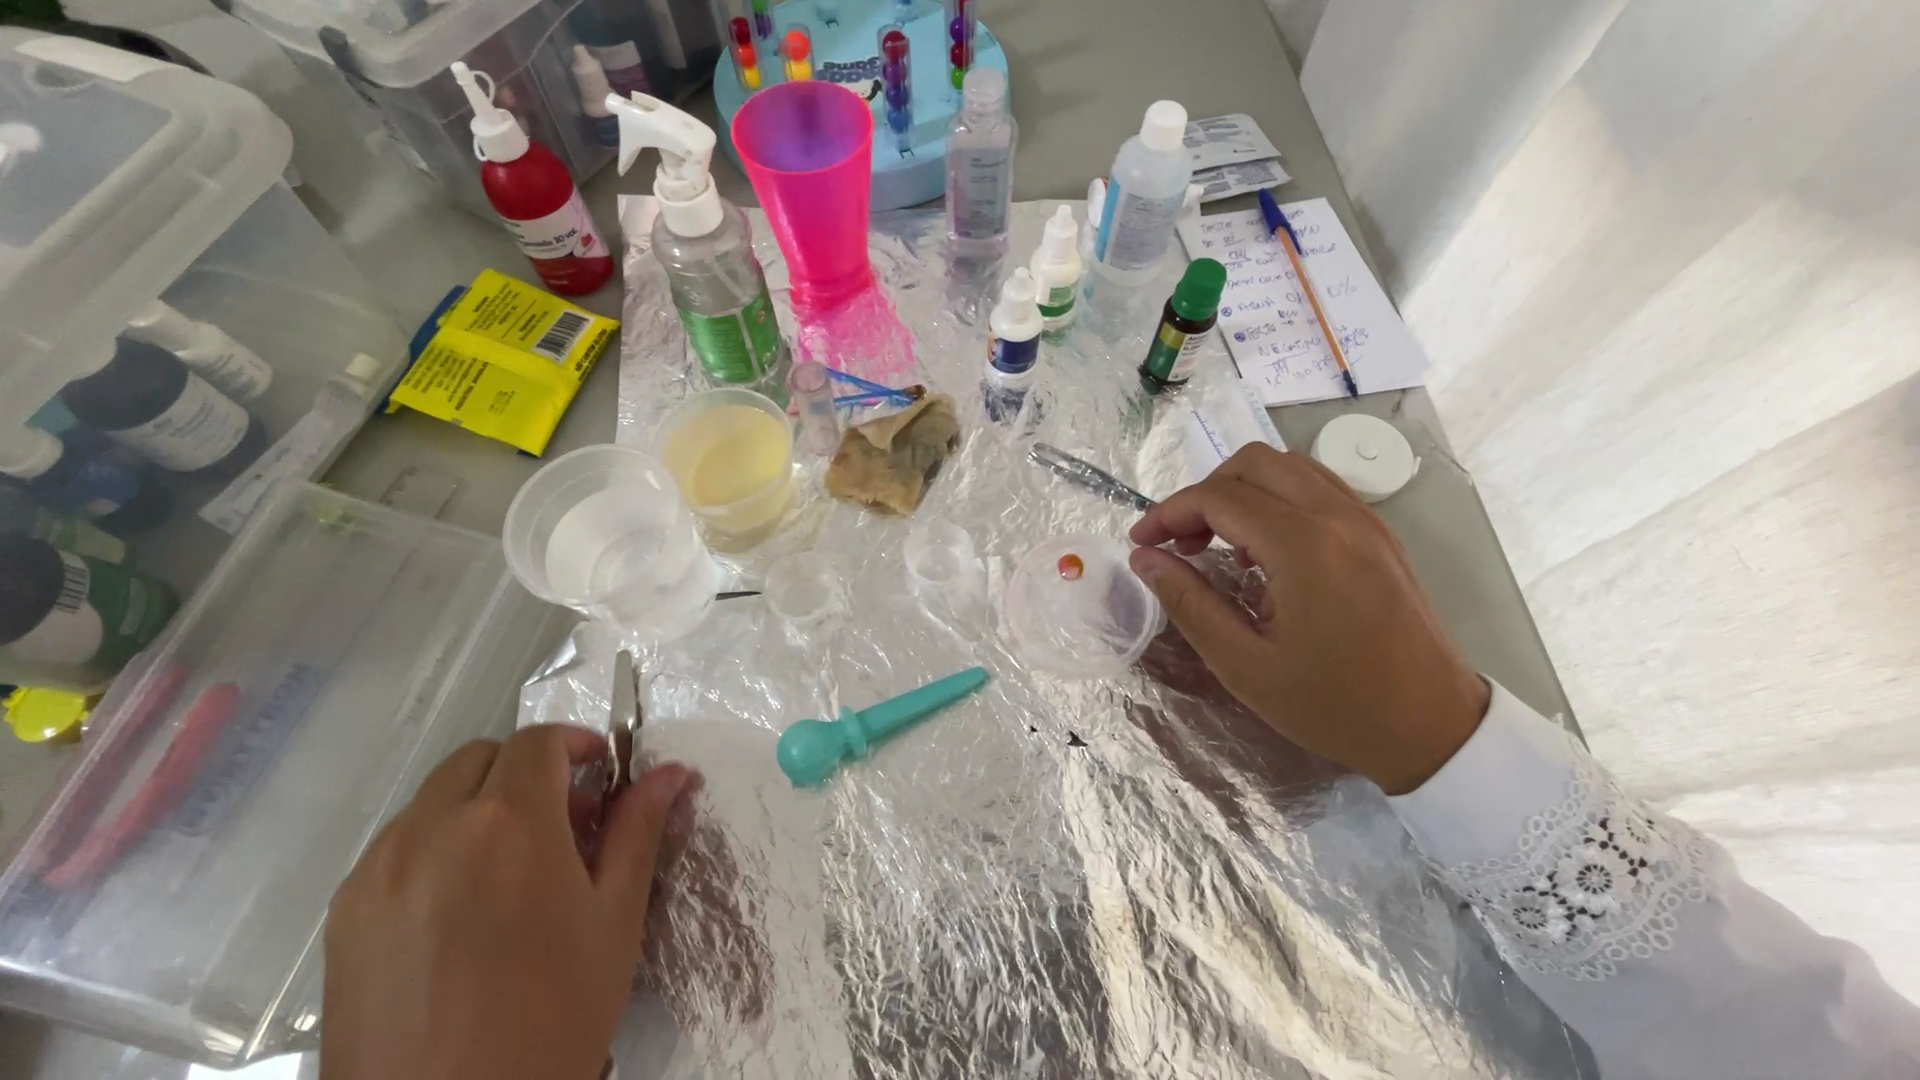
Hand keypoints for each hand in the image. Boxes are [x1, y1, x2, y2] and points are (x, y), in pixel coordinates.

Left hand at [323, 725, 693, 1079]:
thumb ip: (640, 830)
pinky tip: (465, 911)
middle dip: (529, 772)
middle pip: (482, 758)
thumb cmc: (555, 1018)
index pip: (538, 741)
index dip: (576, 744)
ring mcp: (377, 872)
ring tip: (515, 872)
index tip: (601, 775)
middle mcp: (432, 829)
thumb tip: (672, 771)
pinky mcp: (343, 915)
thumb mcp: (615, 920)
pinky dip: (439, 847)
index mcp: (508, 824)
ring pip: (435, 799)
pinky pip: (398, 847)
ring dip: (481, 806)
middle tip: (566, 825)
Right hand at [1128, 444, 1488, 794]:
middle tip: (1180, 543)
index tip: (1141, 543)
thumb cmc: (1334, 704)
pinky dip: (1276, 498)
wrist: (1433, 726)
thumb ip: (1189, 602)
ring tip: (1216, 544)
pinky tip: (1263, 548)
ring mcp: (1365, 519)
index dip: (1168, 513)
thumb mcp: (1244, 665)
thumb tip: (1145, 558)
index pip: (1218, 497)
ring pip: (1287, 467)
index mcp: (1304, 546)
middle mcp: (1337, 515)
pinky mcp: (1379, 533)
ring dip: (1240, 491)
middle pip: (1253, 463)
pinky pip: (1316, 487)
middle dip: (1203, 494)